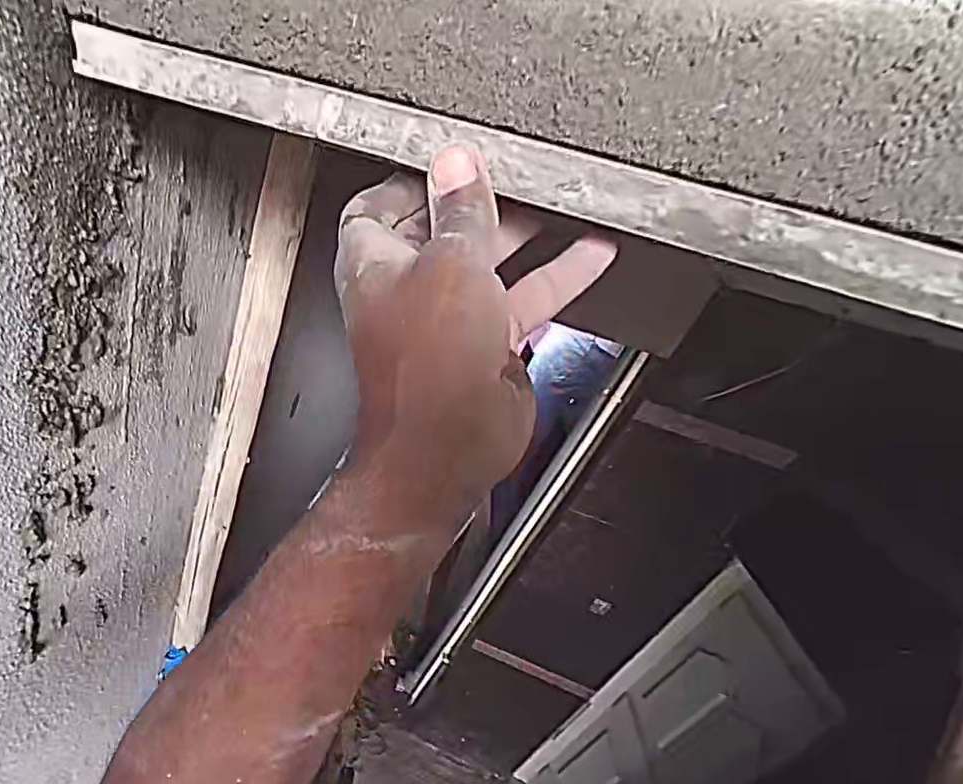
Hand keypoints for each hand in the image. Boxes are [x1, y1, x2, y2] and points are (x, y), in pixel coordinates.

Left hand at [335, 145, 615, 510]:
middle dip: (475, 201)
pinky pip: (519, 299)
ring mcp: (445, 320)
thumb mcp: (451, 265)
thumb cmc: (429, 367)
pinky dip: (554, 276)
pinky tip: (590, 253)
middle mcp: (406, 293)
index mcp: (374, 269)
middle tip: (514, 171)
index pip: (372, 211)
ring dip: (524, 233)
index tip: (444, 161)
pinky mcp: (482, 344)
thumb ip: (459, 212)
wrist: (448, 444)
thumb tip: (455, 165)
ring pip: (485, 263)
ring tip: (563, 198)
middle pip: (438, 232)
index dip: (405, 182)